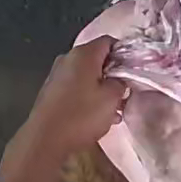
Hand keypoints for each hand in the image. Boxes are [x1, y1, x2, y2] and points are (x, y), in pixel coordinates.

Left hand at [14, 36, 126, 162]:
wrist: (45, 140)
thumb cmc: (82, 115)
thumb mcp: (112, 97)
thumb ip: (121, 82)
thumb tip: (120, 79)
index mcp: (83, 55)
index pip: (109, 41)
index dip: (125, 53)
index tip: (135, 69)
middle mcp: (67, 59)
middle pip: (98, 58)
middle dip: (115, 73)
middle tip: (127, 90)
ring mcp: (57, 76)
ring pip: (88, 75)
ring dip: (103, 87)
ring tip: (116, 108)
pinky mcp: (52, 92)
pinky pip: (77, 87)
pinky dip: (90, 96)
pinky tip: (100, 115)